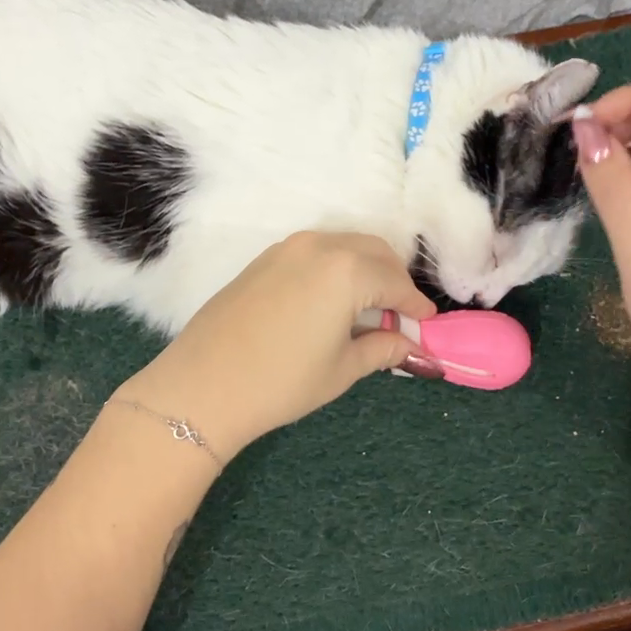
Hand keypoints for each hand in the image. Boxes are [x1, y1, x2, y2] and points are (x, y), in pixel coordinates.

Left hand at [117, 232, 436, 461]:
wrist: (202, 384)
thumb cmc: (281, 381)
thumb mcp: (341, 369)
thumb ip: (382, 349)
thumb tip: (411, 347)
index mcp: (347, 270)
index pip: (395, 282)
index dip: (415, 305)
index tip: (427, 324)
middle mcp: (320, 246)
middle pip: (373, 252)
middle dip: (393, 280)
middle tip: (400, 315)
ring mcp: (288, 248)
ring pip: (343, 246)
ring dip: (365, 269)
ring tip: (369, 308)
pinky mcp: (264, 258)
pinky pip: (315, 253)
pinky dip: (336, 268)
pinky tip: (334, 301)